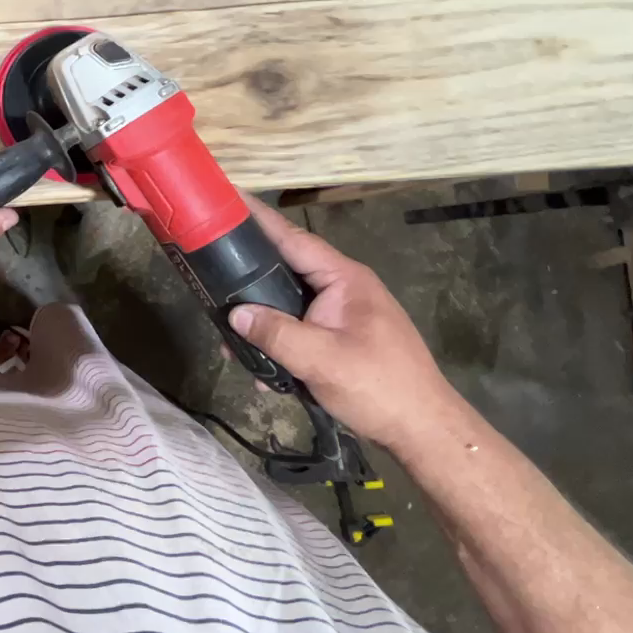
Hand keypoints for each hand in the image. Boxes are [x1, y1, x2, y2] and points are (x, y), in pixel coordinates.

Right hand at [226, 195, 466, 456]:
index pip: (293, 238)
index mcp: (344, 279)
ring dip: (258, 320)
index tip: (225, 198)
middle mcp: (342, 288)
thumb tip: (234, 314)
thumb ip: (275, 333)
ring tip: (227, 338)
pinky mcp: (338, 336)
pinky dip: (275, 341)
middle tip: (206, 271)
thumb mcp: (321, 360)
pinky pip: (296, 327)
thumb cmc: (380, 388)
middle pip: (284, 268)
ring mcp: (341, 313)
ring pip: (286, 302)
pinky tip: (259, 367)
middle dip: (245, 276)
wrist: (426, 434)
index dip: (258, 218)